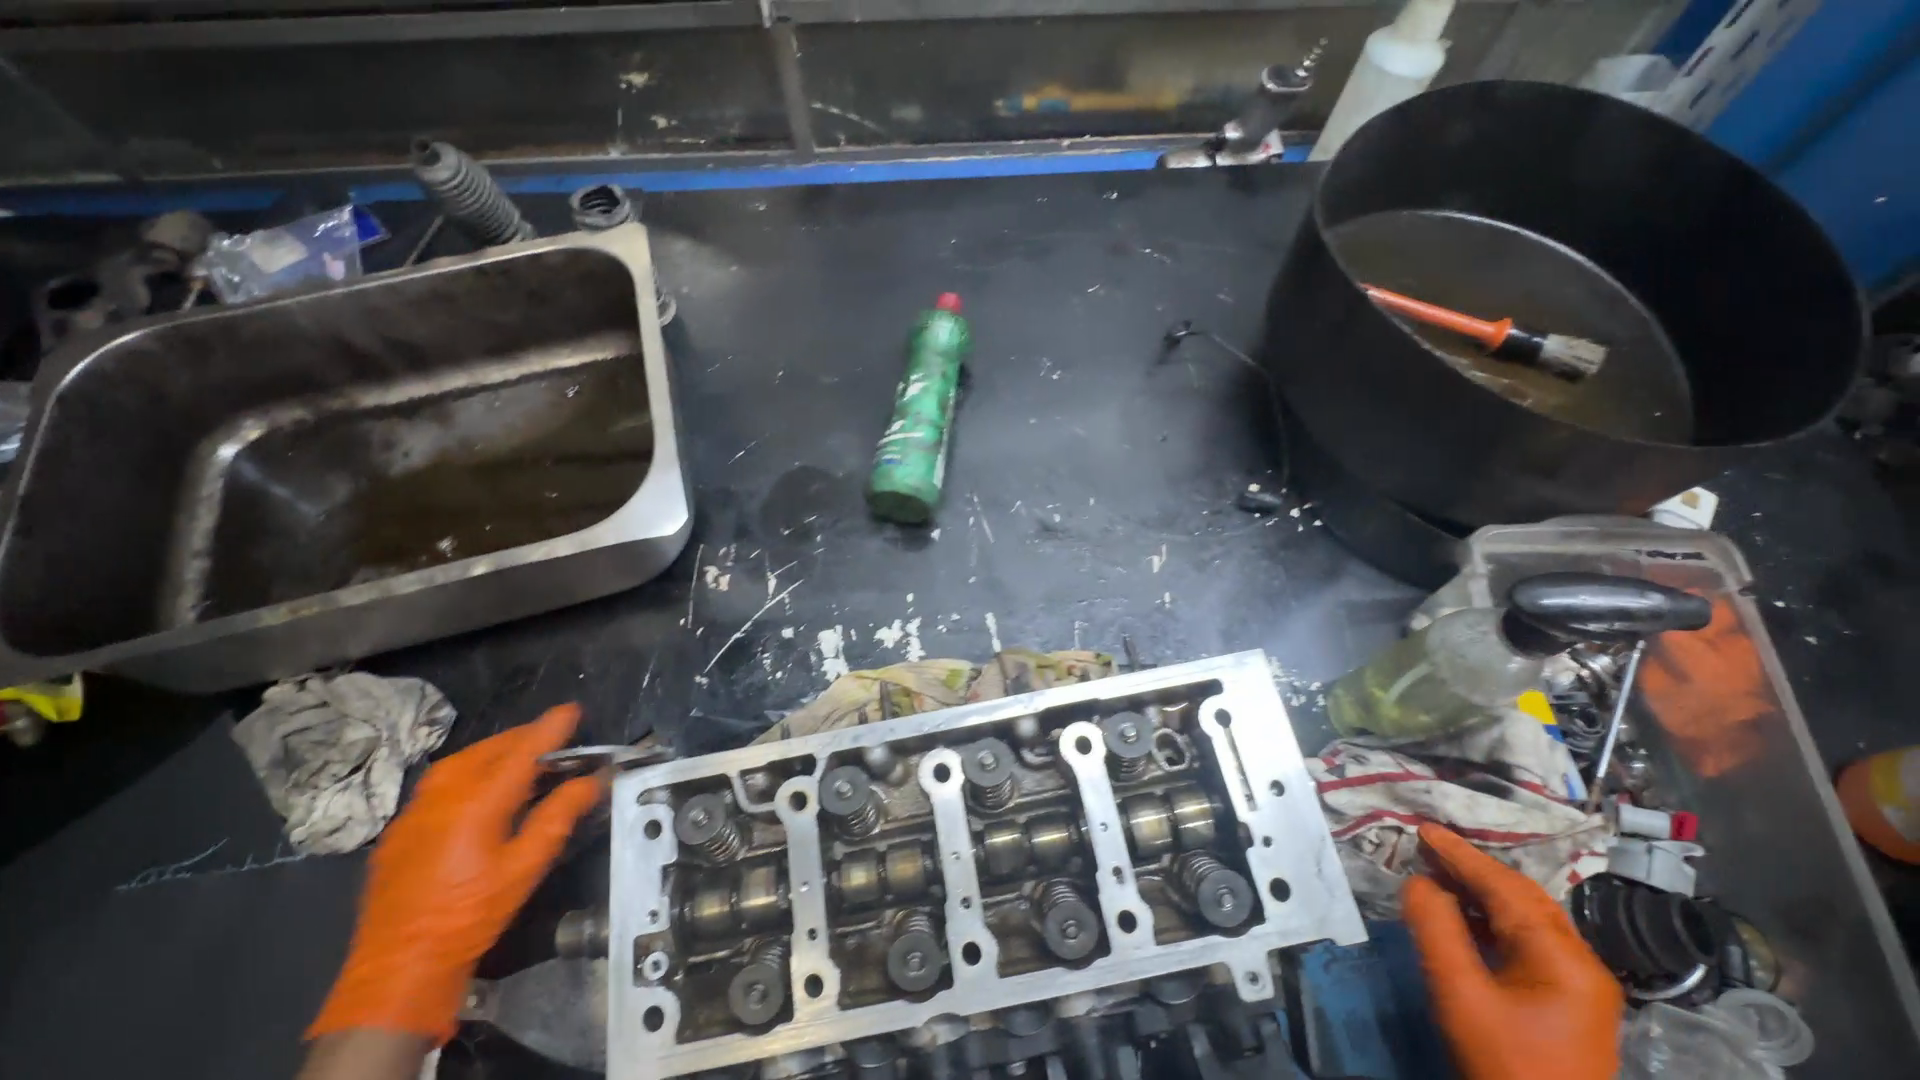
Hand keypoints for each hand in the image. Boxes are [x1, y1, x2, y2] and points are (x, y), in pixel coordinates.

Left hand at [307, 704, 603, 1043]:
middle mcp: (442, 795)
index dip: (550, 729)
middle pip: (489, 750)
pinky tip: (481, 791)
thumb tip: (593, 781)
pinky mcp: (400, 829)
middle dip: (523, 738)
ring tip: (521, 756)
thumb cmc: (471, 916)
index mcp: (478, 801)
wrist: (398, 964)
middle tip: (554, 737)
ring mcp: (414, 811)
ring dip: (494, 752)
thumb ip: (559, 817)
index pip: (522, 751)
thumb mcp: (526, 868)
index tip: (572, 710)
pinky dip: (468, 773)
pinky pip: (439, 784)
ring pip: (459, 764)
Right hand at [1402, 823, 1622, 1079]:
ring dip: (1481, 893)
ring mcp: (1579, 984)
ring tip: (1436, 873)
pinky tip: (1462, 917)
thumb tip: (1420, 883)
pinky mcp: (1567, 1002)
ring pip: (1527, 920)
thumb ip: (1437, 931)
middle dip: (1472, 868)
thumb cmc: (1504, 1065)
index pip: (1506, 888)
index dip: (1461, 855)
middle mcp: (1581, 962)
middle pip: (1523, 898)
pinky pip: (1527, 944)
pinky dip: (1491, 921)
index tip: (1423, 829)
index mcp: (1564, 956)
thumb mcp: (1461, 996)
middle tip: (1425, 847)